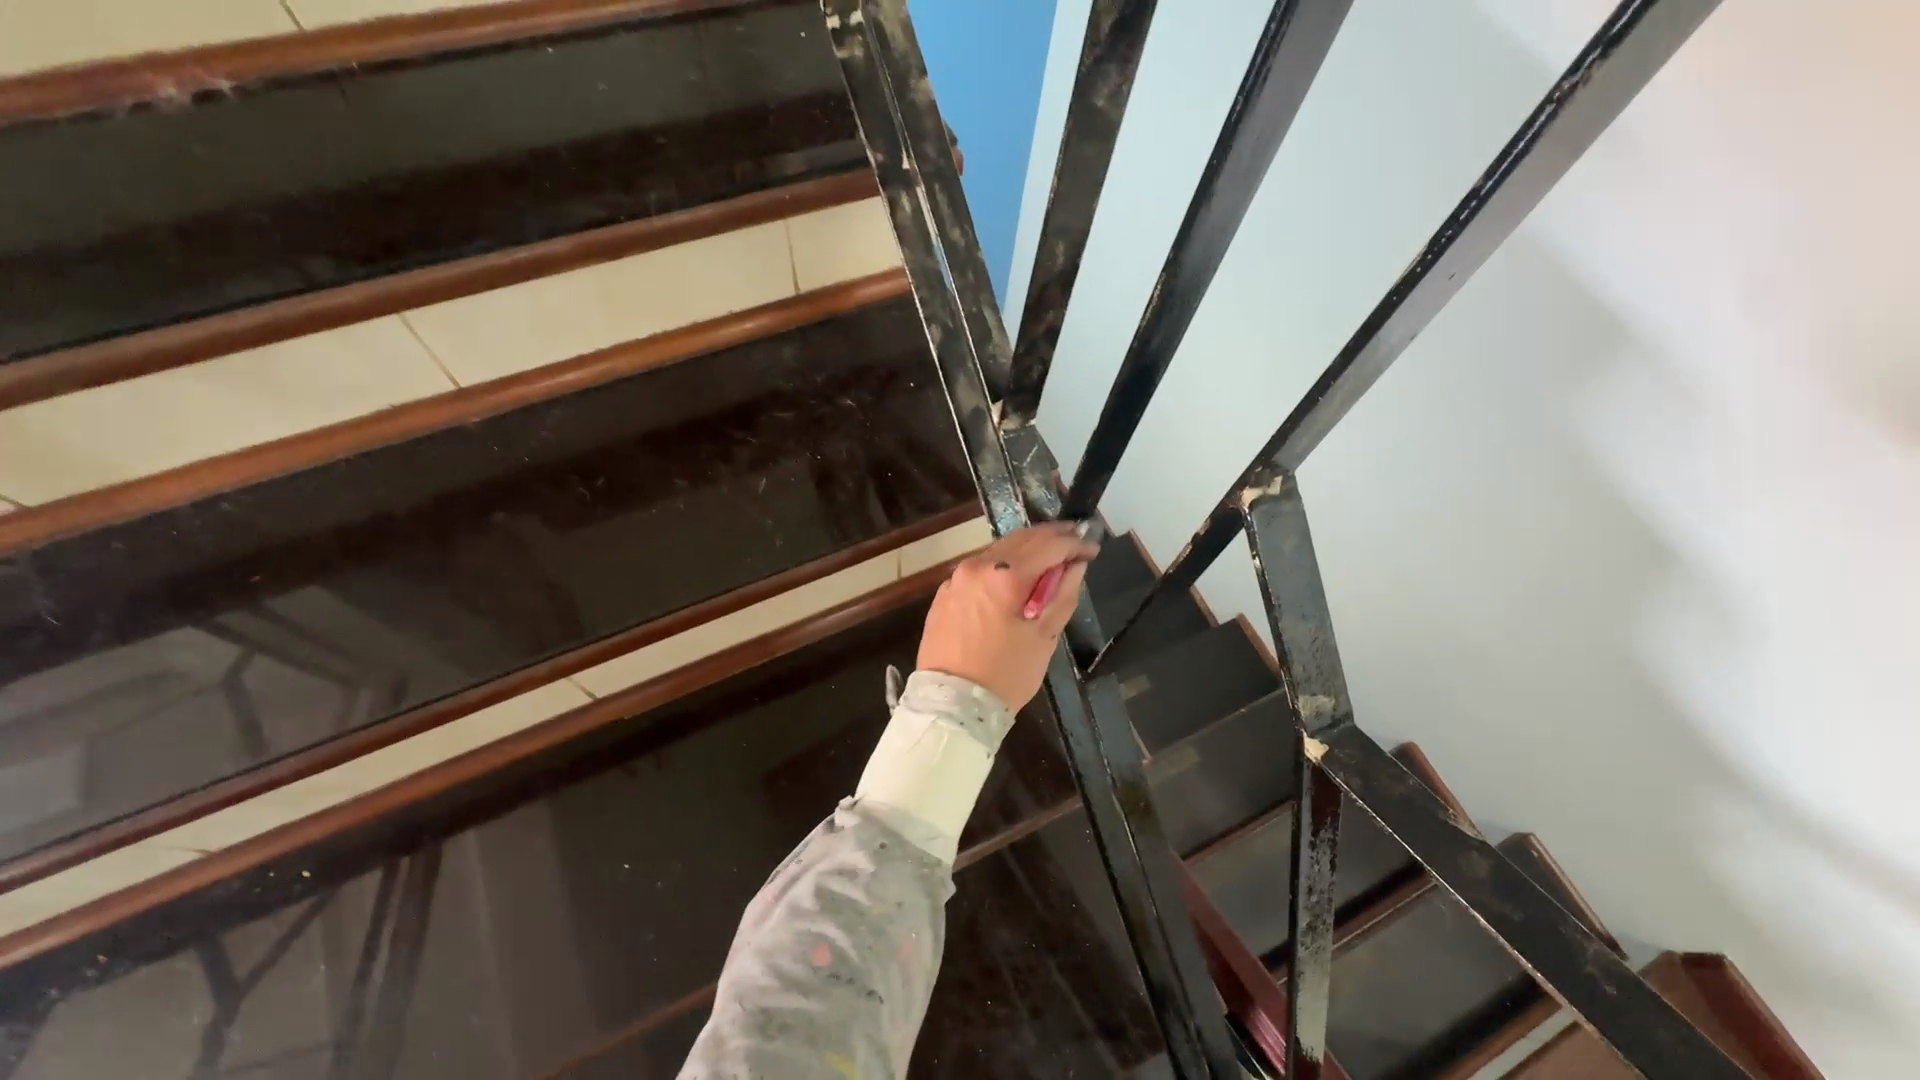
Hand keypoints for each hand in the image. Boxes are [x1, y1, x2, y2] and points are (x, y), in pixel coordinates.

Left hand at [917, 522, 1100, 711]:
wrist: (952, 705)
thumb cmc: (1006, 674)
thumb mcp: (1045, 637)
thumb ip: (1063, 594)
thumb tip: (1076, 565)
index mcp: (1004, 575)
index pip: (1048, 545)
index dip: (1075, 544)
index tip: (1093, 548)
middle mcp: (977, 566)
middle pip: (1021, 540)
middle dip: (1051, 538)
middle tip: (1076, 540)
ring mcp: (956, 579)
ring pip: (998, 551)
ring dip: (1026, 549)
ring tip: (1051, 556)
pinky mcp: (945, 594)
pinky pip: (980, 569)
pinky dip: (1003, 566)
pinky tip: (1016, 576)